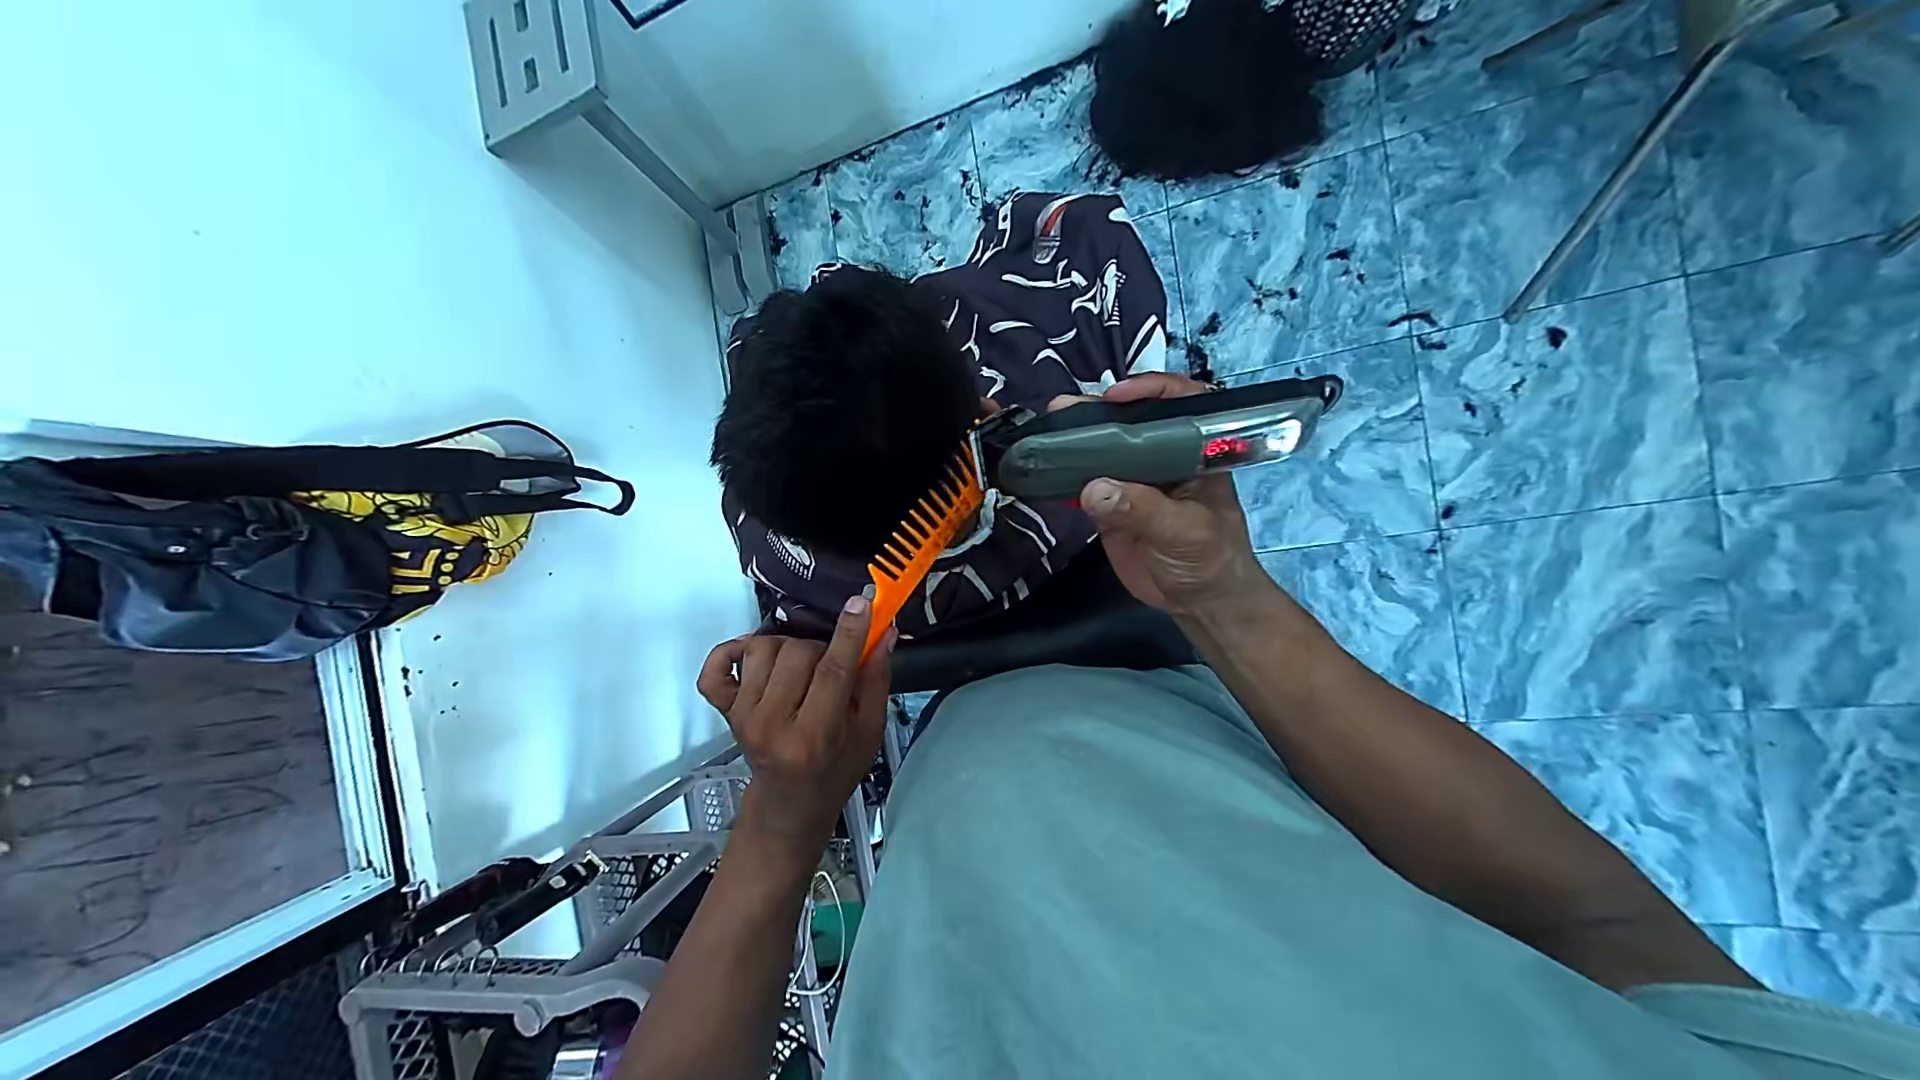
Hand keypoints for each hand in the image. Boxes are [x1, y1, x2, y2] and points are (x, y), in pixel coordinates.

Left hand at [697, 596, 893, 847]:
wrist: (790, 804)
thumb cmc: (836, 768)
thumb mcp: (870, 731)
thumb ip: (877, 679)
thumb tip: (885, 631)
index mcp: (815, 736)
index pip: (833, 671)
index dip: (850, 632)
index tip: (861, 602)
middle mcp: (772, 724)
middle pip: (798, 652)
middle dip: (823, 648)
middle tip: (832, 666)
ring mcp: (743, 716)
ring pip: (764, 648)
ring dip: (789, 647)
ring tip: (802, 668)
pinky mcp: (725, 710)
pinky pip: (716, 666)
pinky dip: (731, 651)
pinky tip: (754, 654)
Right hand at [1049, 373, 1270, 615]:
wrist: (1199, 602)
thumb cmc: (1210, 559)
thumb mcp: (1184, 532)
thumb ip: (1141, 510)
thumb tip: (1092, 489)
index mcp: (1193, 453)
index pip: (1180, 404)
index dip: (1152, 390)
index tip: (1117, 395)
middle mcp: (1162, 459)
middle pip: (1130, 423)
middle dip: (1097, 412)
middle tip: (1062, 409)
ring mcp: (1134, 482)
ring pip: (1103, 452)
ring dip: (1074, 442)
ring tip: (1045, 432)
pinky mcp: (1111, 507)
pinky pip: (1085, 486)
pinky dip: (1064, 479)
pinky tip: (1043, 472)